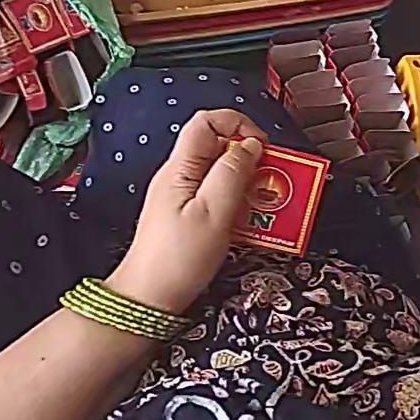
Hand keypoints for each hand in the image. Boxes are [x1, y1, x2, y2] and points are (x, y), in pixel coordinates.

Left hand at [106, 109, 267, 313]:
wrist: (150, 298)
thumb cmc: (177, 260)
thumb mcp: (214, 212)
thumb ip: (234, 173)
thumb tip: (251, 145)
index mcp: (181, 168)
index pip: (208, 121)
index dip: (239, 125)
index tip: (263, 148)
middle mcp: (181, 176)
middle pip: (220, 146)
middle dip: (250, 159)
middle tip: (269, 179)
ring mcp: (183, 196)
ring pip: (222, 172)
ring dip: (247, 183)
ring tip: (262, 204)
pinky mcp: (190, 215)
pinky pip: (219, 196)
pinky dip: (238, 203)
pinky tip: (247, 221)